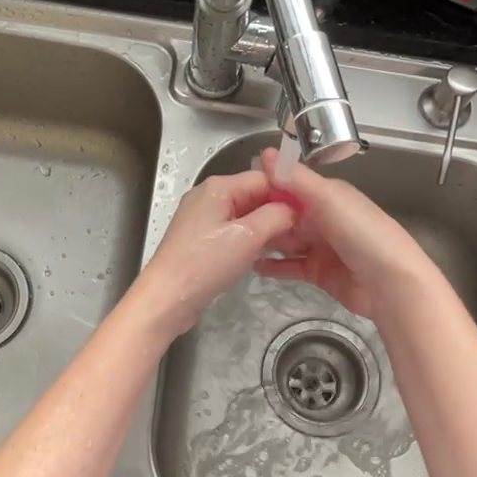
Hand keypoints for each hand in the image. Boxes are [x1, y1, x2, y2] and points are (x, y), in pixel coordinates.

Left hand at [126, 170, 298, 336]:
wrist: (168, 298)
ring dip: (263, 228)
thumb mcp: (248, 236)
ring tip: (285, 245)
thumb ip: (276, 216)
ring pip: (243, 215)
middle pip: (253, 195)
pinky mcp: (199, 240)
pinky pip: (231, 231)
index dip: (288, 194)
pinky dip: (247, 240)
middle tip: (300, 232)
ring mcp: (201, 219)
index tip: (309, 213)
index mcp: (218, 187)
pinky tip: (260, 255)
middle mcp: (207, 196)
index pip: (264, 178)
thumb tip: (294, 209)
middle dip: (276, 212)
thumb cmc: (206, 263)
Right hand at [253, 147, 434, 318]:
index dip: (267, 187)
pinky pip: (290, 266)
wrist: (391, 285)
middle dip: (263, 217)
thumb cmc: (364, 235)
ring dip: (266, 241)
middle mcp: (325, 218)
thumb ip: (296, 178)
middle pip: (286, 215)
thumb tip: (266, 152)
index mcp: (330, 195)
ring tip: (238, 243)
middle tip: (233, 222)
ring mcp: (322, 247)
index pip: (292, 185)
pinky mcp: (319, 273)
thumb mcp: (329, 199)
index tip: (238, 192)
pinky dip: (274, 266)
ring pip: (286, 241)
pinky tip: (253, 266)